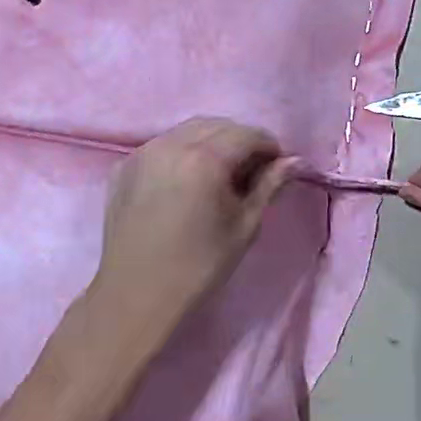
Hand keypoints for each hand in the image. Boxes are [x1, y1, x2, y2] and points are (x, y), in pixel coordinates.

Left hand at [89, 117, 300, 326]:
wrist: (136, 295)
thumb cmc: (199, 266)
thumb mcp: (244, 226)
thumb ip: (269, 186)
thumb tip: (295, 161)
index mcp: (204, 159)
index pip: (247, 134)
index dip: (268, 147)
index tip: (277, 168)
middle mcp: (171, 144)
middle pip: (217, 125)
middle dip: (240, 140)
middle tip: (252, 171)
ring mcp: (143, 152)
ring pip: (187, 131)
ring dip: (211, 142)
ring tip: (220, 174)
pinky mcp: (125, 166)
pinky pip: (162, 146)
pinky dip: (182, 152)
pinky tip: (187, 181)